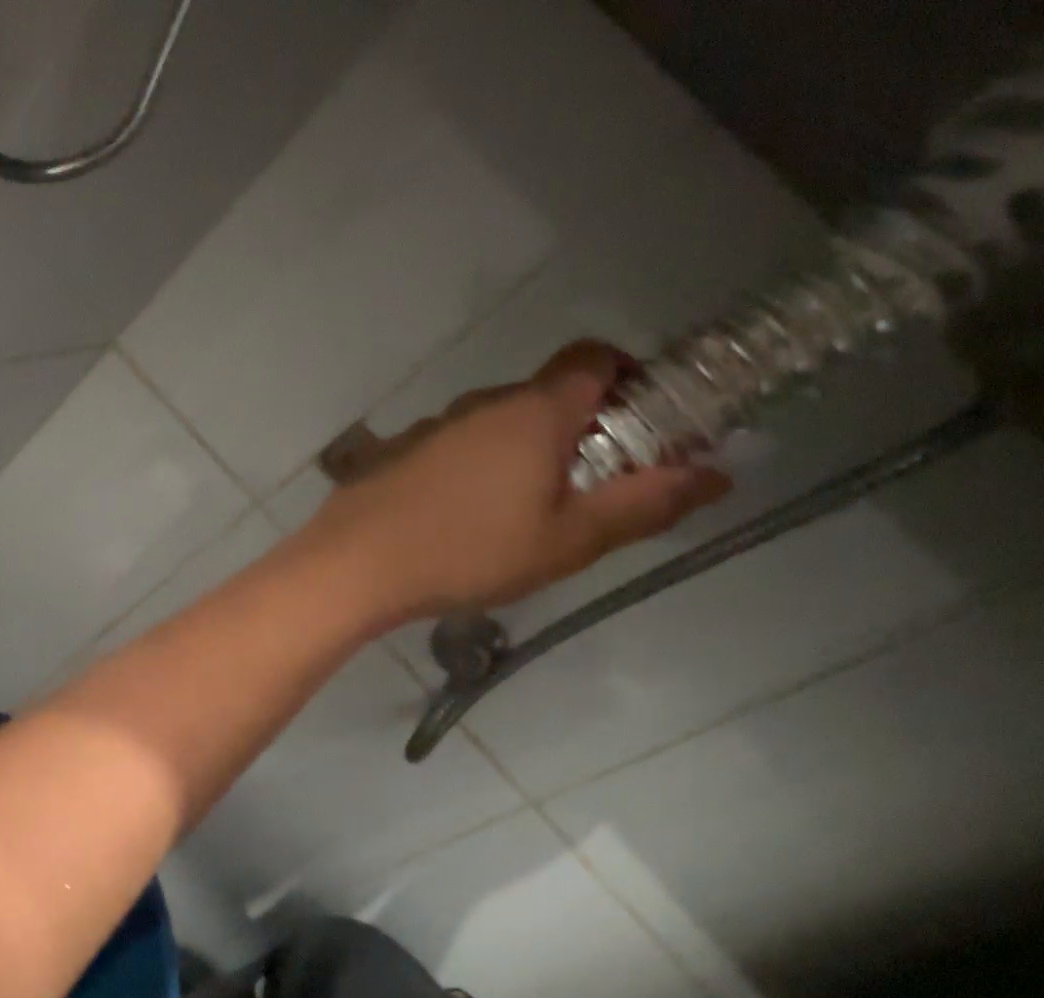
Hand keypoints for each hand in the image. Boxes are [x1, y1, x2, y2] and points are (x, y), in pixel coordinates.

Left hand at [302, 340, 731, 631]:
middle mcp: (480, 403)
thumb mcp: (570, 539)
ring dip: (524, 455)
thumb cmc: (468, 551)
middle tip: (590, 492)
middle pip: (546, 397)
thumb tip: (717, 470)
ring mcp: (432, 426)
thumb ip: (645, 503)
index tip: (645, 426)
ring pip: (497, 426)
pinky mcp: (397, 452)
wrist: (354, 564)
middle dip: (579, 432)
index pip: (594, 358)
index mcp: (532, 410)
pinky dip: (477, 470)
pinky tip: (466, 521)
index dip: (630, 378)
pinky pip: (456, 448)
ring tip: (526, 517)